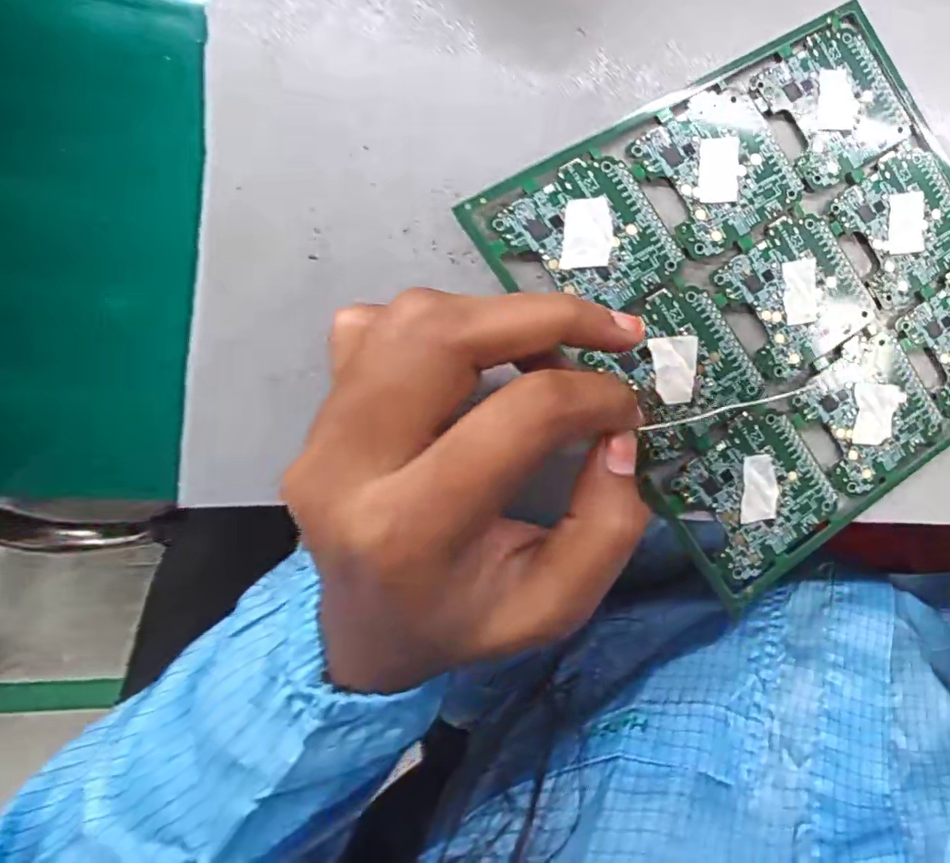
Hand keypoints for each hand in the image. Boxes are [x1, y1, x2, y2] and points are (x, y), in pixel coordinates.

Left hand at [281, 289, 649, 693]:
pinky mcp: (321, 404)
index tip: (628, 411)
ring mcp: (322, 426)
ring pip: (414, 316)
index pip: (519, 415)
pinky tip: (480, 358)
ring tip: (549, 351)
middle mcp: (347, 463)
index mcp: (409, 528)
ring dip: (501, 316)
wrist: (364, 633)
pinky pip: (379, 324)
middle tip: (612, 332)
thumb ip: (608, 526)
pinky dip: (447, 322)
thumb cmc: (463, 621)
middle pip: (444, 334)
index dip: (594, 396)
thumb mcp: (556, 605)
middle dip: (547, 316)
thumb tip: (616, 434)